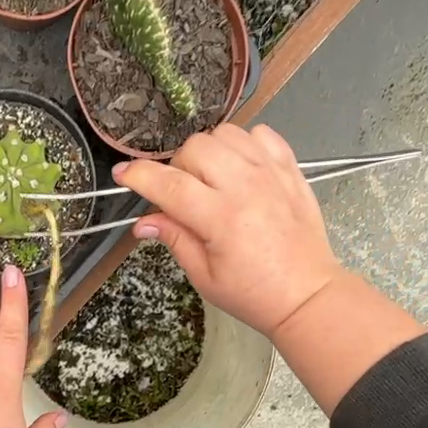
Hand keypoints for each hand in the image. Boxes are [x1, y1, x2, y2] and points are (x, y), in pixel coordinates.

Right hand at [116, 124, 346, 337]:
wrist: (305, 294)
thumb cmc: (253, 293)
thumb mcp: (205, 276)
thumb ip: (175, 240)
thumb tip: (143, 222)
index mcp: (222, 219)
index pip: (170, 185)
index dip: (140, 176)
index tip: (122, 173)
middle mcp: (246, 186)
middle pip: (195, 149)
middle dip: (178, 168)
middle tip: (182, 198)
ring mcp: (270, 172)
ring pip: (224, 134)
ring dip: (208, 154)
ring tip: (211, 183)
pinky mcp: (289, 168)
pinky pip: (259, 133)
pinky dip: (242, 145)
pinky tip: (239, 171)